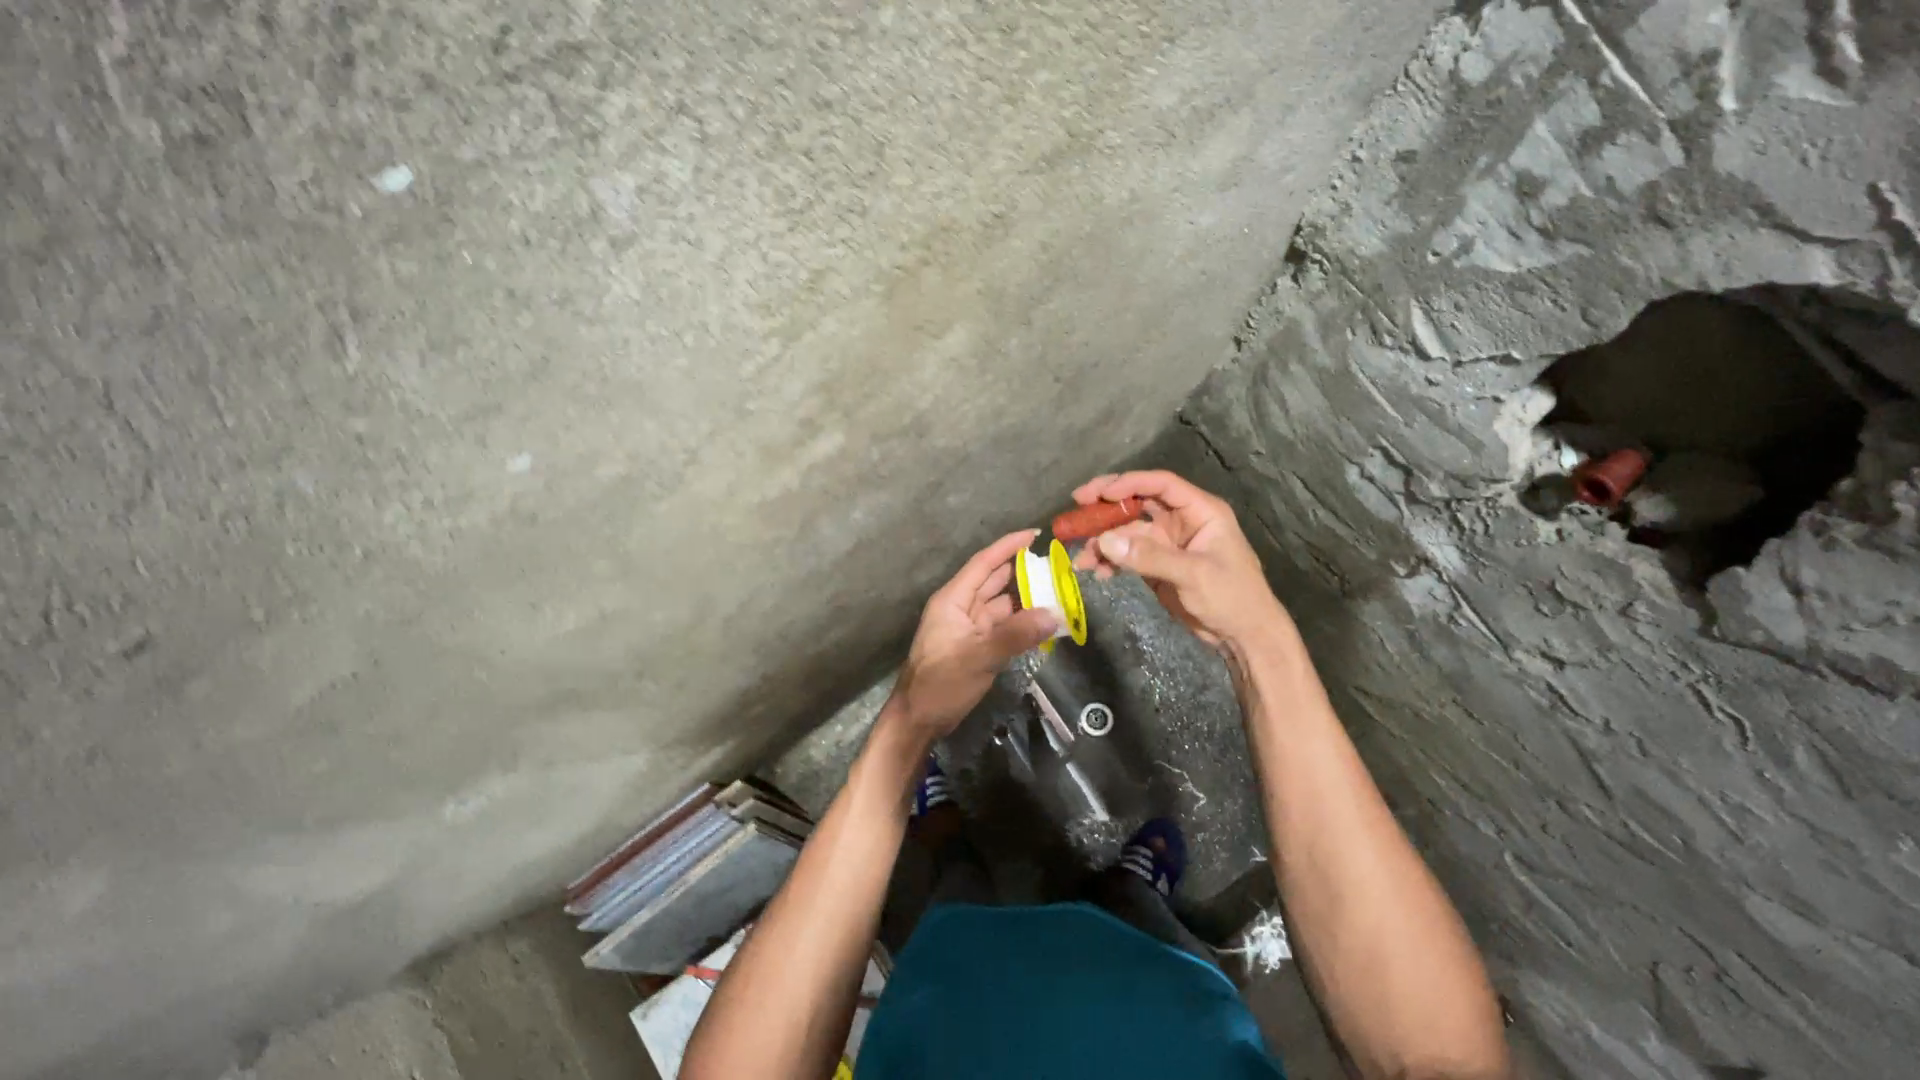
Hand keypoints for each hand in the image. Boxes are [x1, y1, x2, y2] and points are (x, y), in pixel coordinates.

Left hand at [892, 529, 1061, 737]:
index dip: (1009, 547)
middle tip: (1058, 565)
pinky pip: (1003, 627)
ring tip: (1059, 591)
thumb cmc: (940, 684)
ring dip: (1026, 599)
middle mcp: (961, 608)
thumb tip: (1052, 615)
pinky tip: (1044, 623)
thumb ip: (1015, 635)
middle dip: (1024, 571)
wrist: (918, 720)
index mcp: (953, 600)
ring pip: (1002, 605)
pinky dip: (1022, 623)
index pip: (984, 563)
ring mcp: (969, 628)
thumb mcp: (978, 657)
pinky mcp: (976, 647)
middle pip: (995, 581)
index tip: (1036, 535)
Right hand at [1070, 471, 1289, 648]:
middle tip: (1076, 508)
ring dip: (1104, 542)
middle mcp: (1182, 521)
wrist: (1245, 637)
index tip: (1097, 494)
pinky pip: (1128, 555)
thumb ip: (1150, 557)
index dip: (1129, 483)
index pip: (1160, 485)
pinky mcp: (1158, 566)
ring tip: (1083, 559)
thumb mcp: (1193, 574)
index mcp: (1200, 511)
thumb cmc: (1232, 597)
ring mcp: (1168, 544)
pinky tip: (1098, 573)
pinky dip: (1111, 562)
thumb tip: (1104, 541)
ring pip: (1128, 533)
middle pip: (1139, 504)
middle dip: (1107, 508)